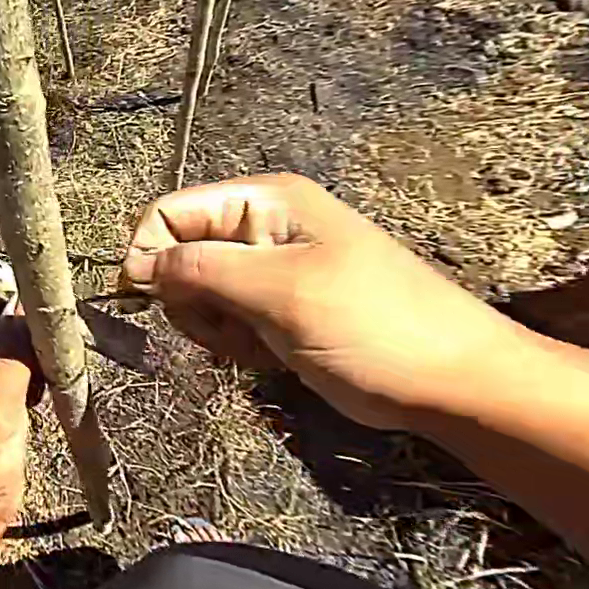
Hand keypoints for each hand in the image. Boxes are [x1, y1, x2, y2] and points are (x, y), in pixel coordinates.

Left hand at [0, 291, 39, 544]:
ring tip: (46, 372)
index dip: (5, 288)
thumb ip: (15, 342)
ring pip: (12, 338)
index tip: (42, 293)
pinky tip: (43, 389)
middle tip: (54, 337)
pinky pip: (19, 364)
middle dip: (25, 323)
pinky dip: (34, 370)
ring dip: (33, 349)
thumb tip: (31, 296)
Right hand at [120, 173, 536, 430]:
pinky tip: (268, 353)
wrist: (457, 387)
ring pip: (194, 289)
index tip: (143, 298)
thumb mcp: (277, 290)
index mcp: (262, 201)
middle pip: (177, 252)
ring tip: (254, 342)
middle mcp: (258, 225)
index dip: (147, 251)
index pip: (170, 211)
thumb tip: (132, 267)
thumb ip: (198, 268)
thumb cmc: (371, 325)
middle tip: (222, 326)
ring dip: (211, 323)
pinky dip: (232, 339)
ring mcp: (265, 267)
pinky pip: (221, 316)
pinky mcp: (271, 304)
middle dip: (188, 296)